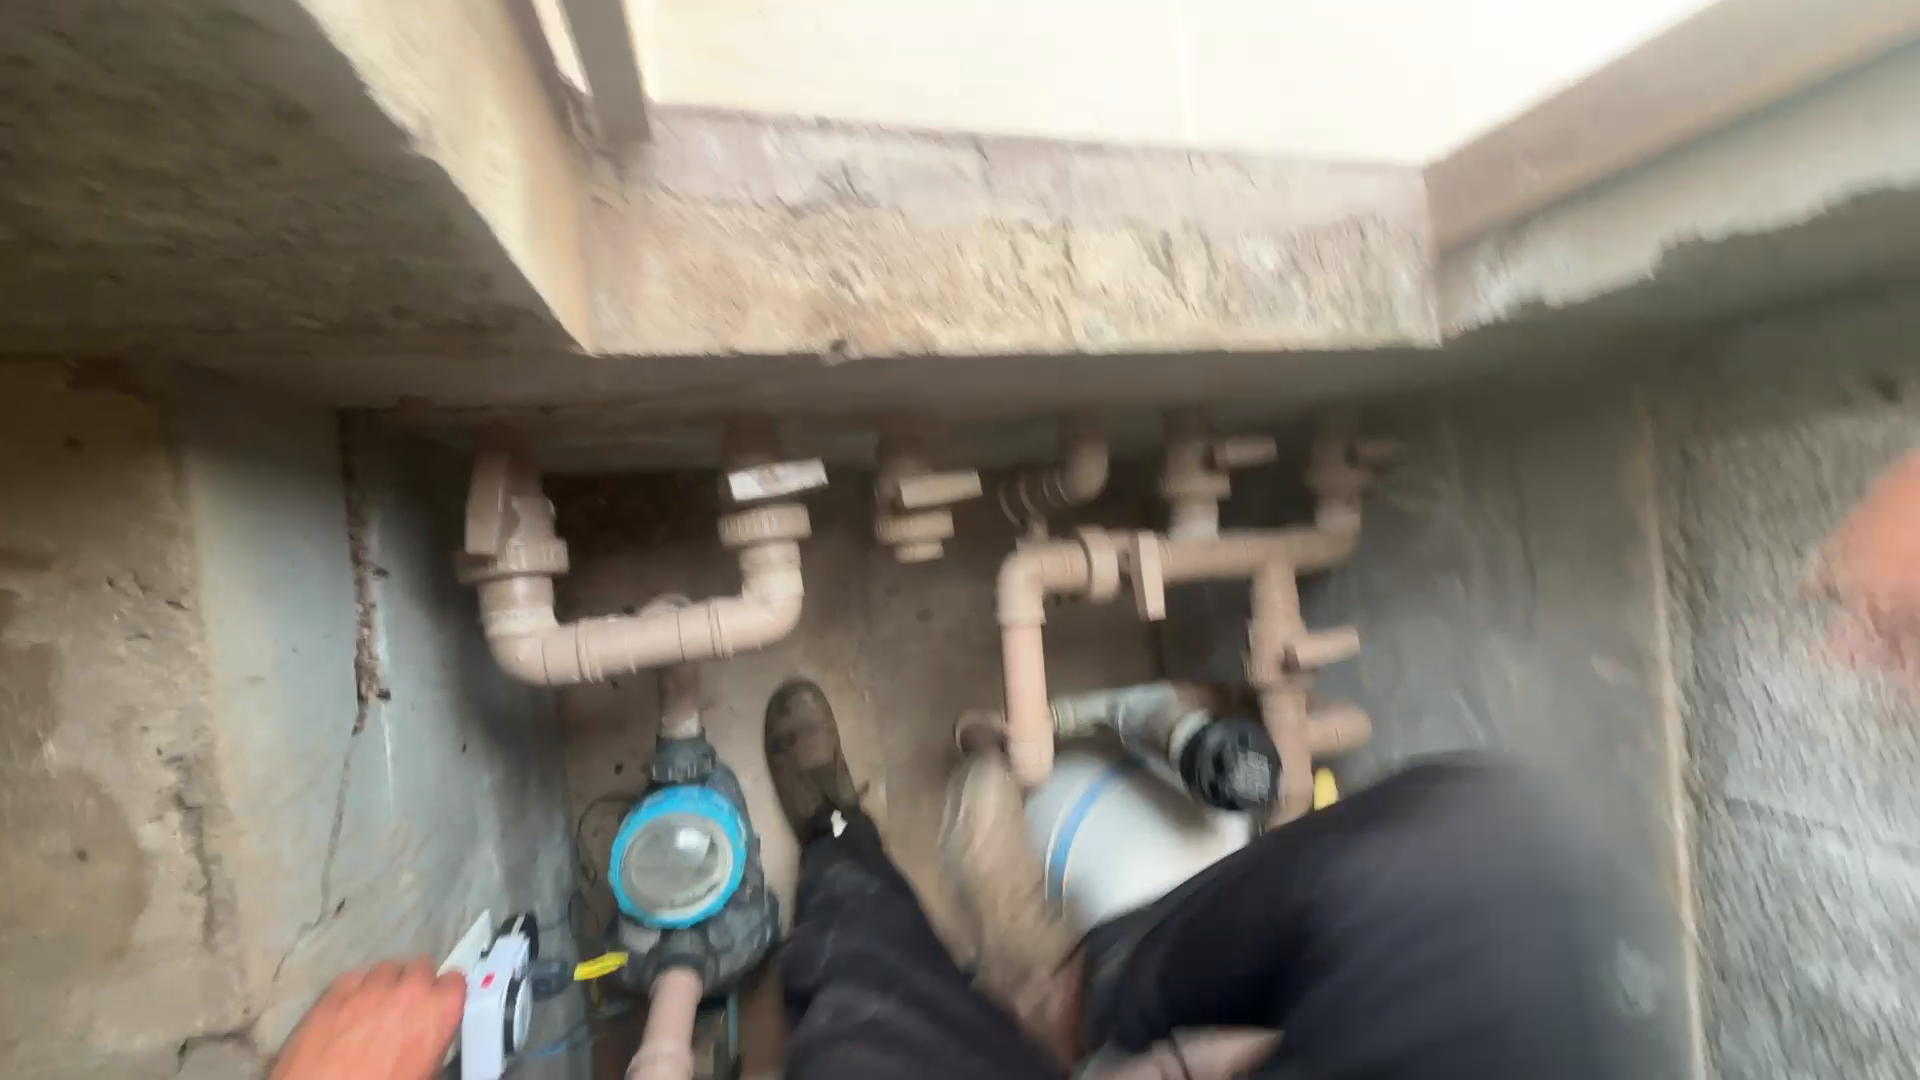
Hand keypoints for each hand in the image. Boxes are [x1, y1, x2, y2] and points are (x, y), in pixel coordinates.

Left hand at [270, 957, 465, 1079]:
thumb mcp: (427, 1068)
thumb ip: (435, 1033)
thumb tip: (428, 1027)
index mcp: (442, 1008)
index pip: (454, 979)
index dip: (441, 994)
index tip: (430, 1007)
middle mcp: (412, 989)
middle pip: (420, 966)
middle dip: (412, 984)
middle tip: (399, 1009)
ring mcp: (372, 989)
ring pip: (386, 968)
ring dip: (384, 984)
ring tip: (371, 1006)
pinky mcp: (334, 996)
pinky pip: (352, 977)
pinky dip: (353, 988)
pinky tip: (346, 1008)